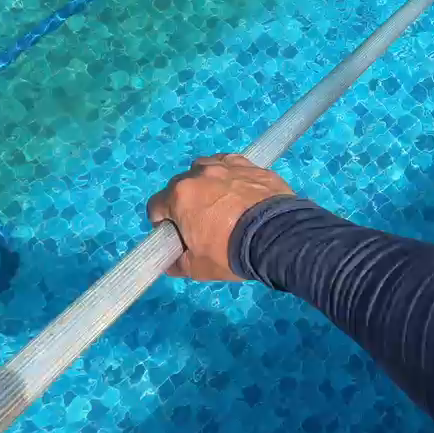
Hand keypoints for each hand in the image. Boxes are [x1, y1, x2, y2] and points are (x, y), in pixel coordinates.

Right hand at [146, 153, 295, 280]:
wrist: (278, 236)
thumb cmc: (231, 252)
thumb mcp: (197, 267)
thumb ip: (178, 261)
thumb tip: (173, 260)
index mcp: (180, 196)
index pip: (156, 205)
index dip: (162, 222)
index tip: (175, 233)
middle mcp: (201, 174)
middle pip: (181, 185)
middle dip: (185, 202)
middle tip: (200, 221)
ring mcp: (228, 166)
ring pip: (206, 169)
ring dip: (206, 183)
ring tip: (220, 203)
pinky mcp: (252, 165)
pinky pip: (232, 164)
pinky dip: (230, 174)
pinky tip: (239, 188)